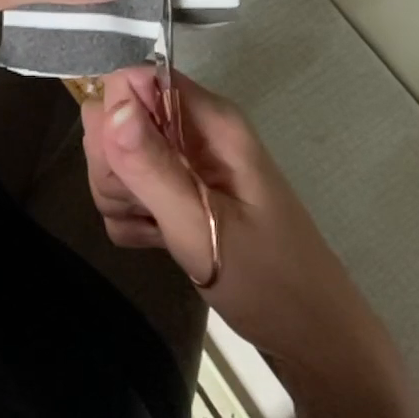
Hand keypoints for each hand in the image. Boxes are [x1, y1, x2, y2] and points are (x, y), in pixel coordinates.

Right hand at [82, 67, 401, 389]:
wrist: (310, 337)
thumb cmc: (269, 280)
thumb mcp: (203, 226)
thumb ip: (150, 166)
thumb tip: (109, 106)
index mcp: (210, 122)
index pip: (132, 80)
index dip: (115, 117)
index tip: (126, 165)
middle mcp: (192, 132)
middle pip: (114, 120)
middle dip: (113, 166)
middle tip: (148, 207)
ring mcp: (182, 164)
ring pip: (112, 159)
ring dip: (120, 198)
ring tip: (161, 230)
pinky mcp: (172, 194)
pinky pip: (121, 192)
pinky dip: (129, 220)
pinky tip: (158, 241)